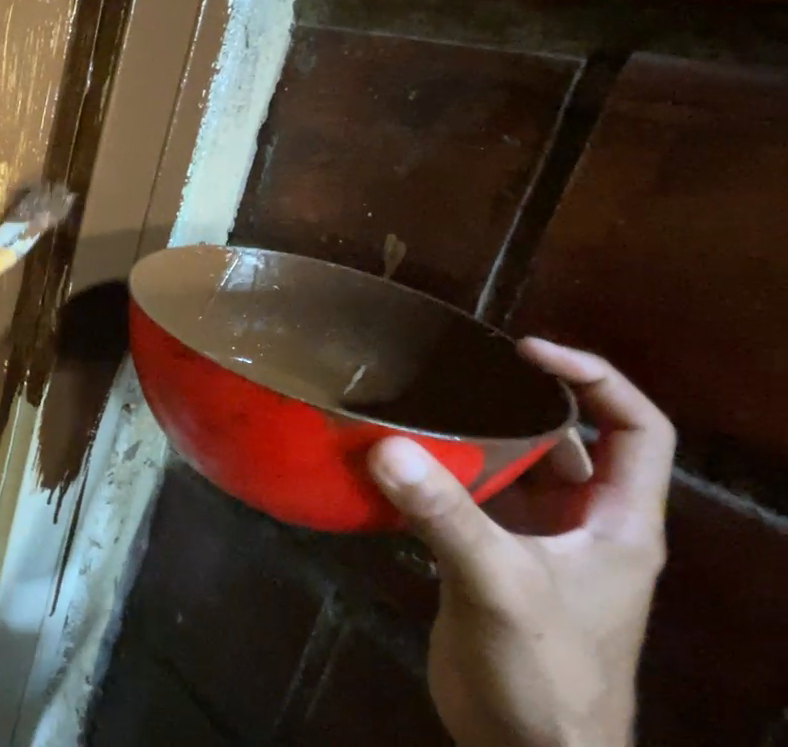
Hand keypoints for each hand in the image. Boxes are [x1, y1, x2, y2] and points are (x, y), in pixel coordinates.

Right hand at [367, 339, 673, 746]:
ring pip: (512, 472)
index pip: (636, 430)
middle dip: (516, 402)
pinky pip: (468, 502)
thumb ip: (448, 515)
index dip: (594, 379)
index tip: (525, 350)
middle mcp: (584, 527)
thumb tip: (384, 444)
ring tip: (413, 405)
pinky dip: (435, 478)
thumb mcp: (500, 586)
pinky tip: (390, 467)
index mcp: (620, 525)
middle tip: (451, 372)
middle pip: (567, 444)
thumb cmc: (546, 670)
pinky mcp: (490, 566)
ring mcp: (536, 548)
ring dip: (469, 439)